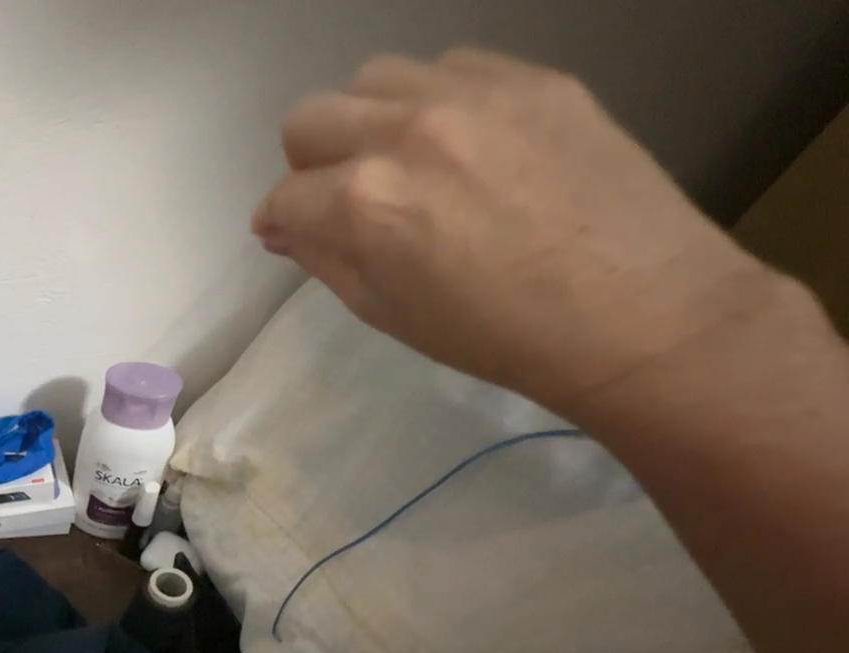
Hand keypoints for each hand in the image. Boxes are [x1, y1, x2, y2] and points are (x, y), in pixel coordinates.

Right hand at [253, 48, 781, 413]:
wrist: (631, 309)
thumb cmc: (487, 331)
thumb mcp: (379, 308)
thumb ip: (321, 256)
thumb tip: (285, 227)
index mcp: (362, 202)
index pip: (280, 197)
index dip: (276, 223)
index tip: (289, 235)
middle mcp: (404, 133)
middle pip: (309, 119)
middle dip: (305, 164)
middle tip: (334, 196)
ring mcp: (472, 97)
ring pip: (373, 79)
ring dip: (364, 121)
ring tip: (395, 159)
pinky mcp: (532, 79)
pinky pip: (449, 67)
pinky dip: (430, 101)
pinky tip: (455, 142)